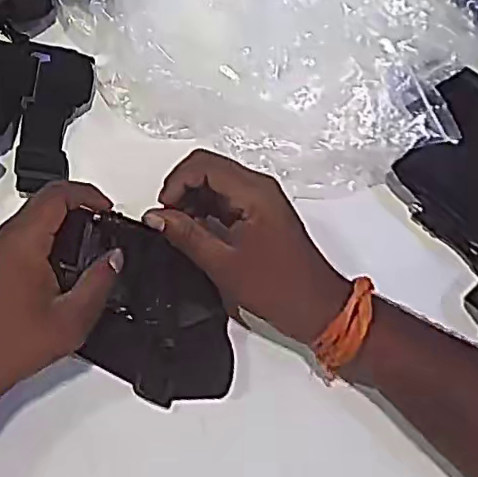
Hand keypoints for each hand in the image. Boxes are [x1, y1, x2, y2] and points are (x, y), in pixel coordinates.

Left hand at [0, 181, 123, 401]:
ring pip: (39, 210)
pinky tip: (73, 250)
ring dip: (67, 212)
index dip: (87, 194)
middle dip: (80, 199)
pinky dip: (55, 226)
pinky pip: (32, 226)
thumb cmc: (12, 342)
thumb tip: (115, 258)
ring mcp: (5, 245)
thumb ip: (99, 283)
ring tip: (94, 230)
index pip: (57, 194)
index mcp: (25, 241)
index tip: (107, 207)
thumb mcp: (71, 318)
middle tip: (104, 215)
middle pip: (47, 196)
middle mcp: (11, 236)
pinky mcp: (5, 257)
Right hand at [144, 149, 351, 343]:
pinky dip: (203, 209)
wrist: (321, 312)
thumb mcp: (224, 264)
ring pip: (212, 181)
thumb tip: (156, 217)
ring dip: (191, 200)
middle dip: (181, 190)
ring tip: (181, 230)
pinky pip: (222, 197)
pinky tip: (197, 233)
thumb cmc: (283, 290)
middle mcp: (258, 187)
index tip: (164, 209)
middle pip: (206, 168)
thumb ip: (185, 235)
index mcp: (254, 192)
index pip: (202, 165)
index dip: (176, 183)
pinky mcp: (258, 211)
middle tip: (168, 218)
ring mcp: (259, 198)